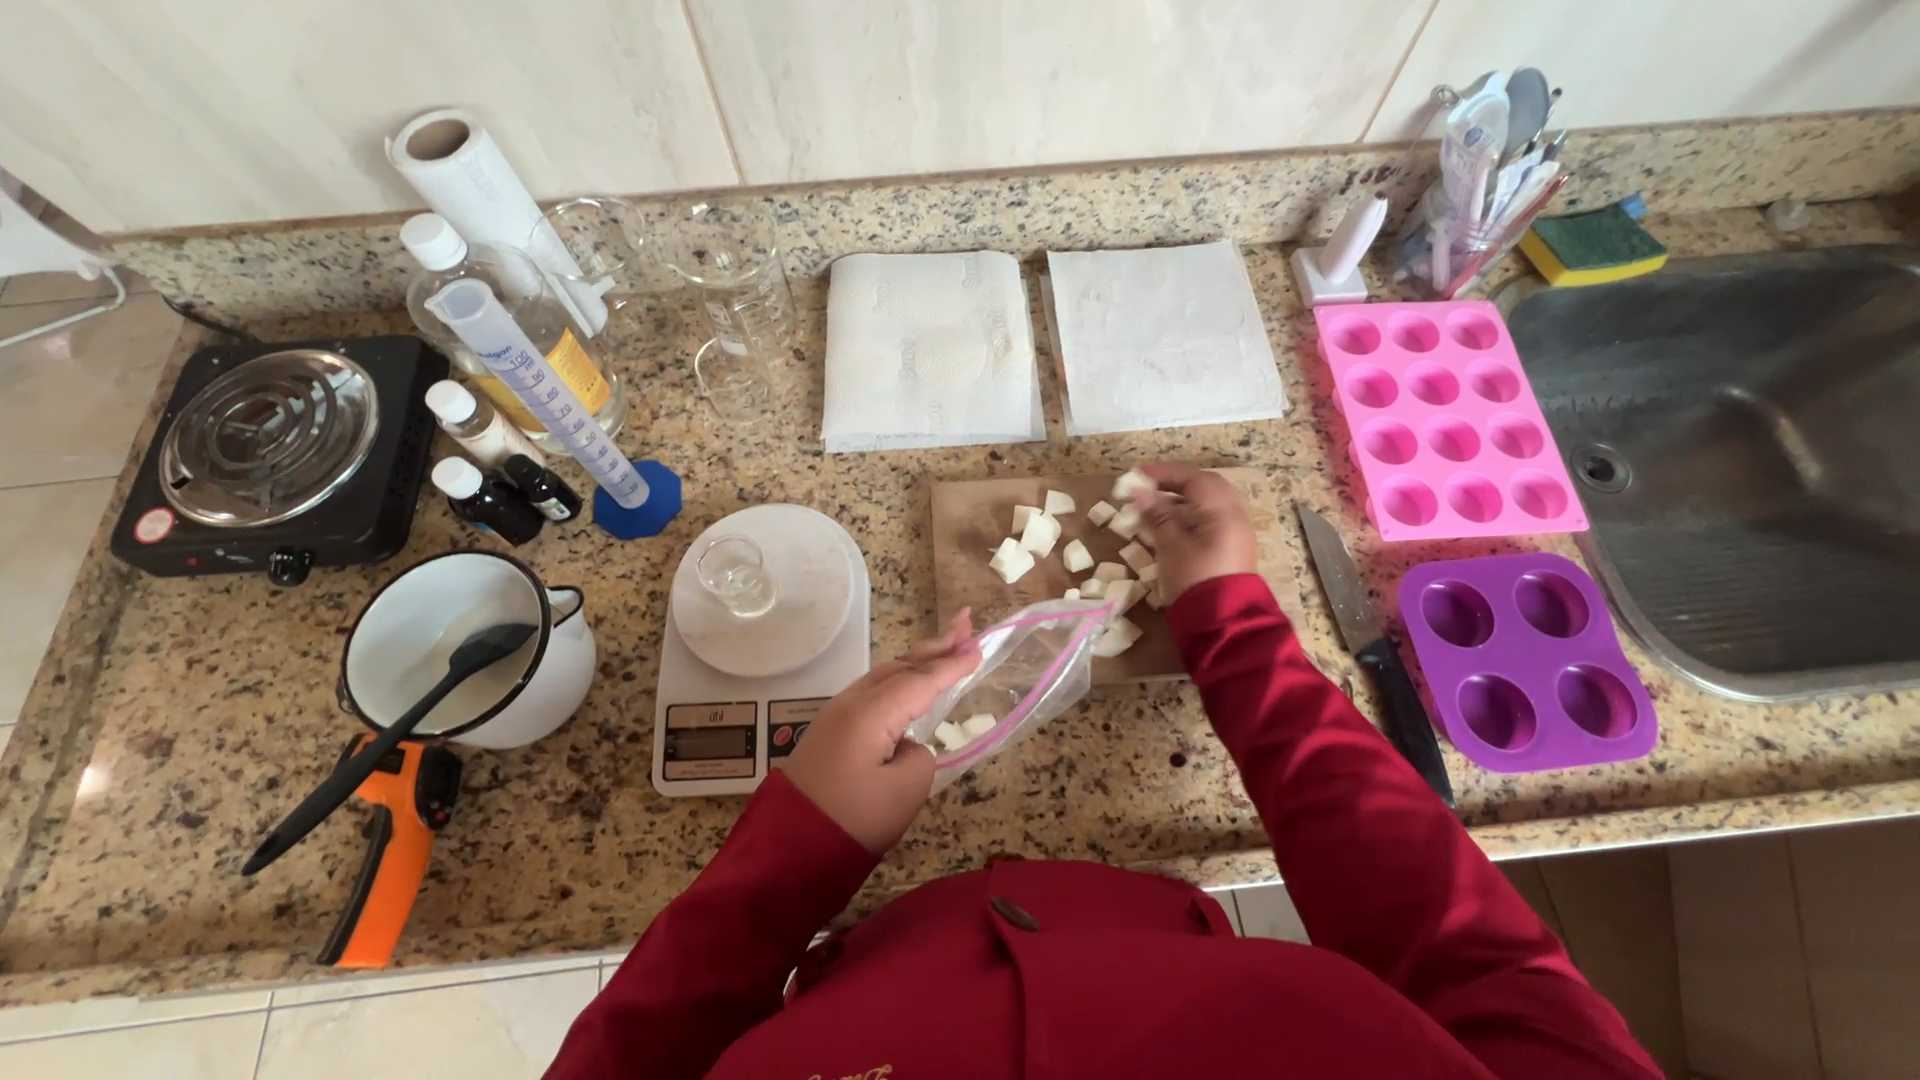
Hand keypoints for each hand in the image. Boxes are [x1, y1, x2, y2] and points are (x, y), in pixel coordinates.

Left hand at [781, 610, 980, 853]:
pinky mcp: (831, 731)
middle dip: (936, 645)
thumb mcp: (904, 792)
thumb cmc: (853, 821)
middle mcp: (851, 703)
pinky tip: (910, 681)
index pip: (921, 681)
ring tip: (947, 645)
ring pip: (884, 675)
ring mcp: (836, 715)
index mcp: (870, 713)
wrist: (790, 847)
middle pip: (900, 666)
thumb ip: (921, 756)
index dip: (953, 665)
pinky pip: (873, 691)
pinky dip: (899, 679)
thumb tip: (907, 745)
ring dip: (917, 659)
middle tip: (966, 622)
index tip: (979, 646)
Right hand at [1134, 465, 1257, 604]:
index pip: (1194, 479)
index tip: (1138, 476)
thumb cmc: (1194, 579)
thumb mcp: (1171, 545)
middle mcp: (1236, 516)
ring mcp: (1237, 533)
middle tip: (1150, 487)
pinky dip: (1193, 514)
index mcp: (1223, 511)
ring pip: (1211, 503)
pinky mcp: (1233, 548)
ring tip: (1158, 506)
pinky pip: (1214, 519)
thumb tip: (1141, 493)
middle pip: (1207, 486)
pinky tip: (1174, 525)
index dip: (1165, 474)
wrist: (1222, 622)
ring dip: (1184, 499)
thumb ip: (1158, 515)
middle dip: (1177, 483)